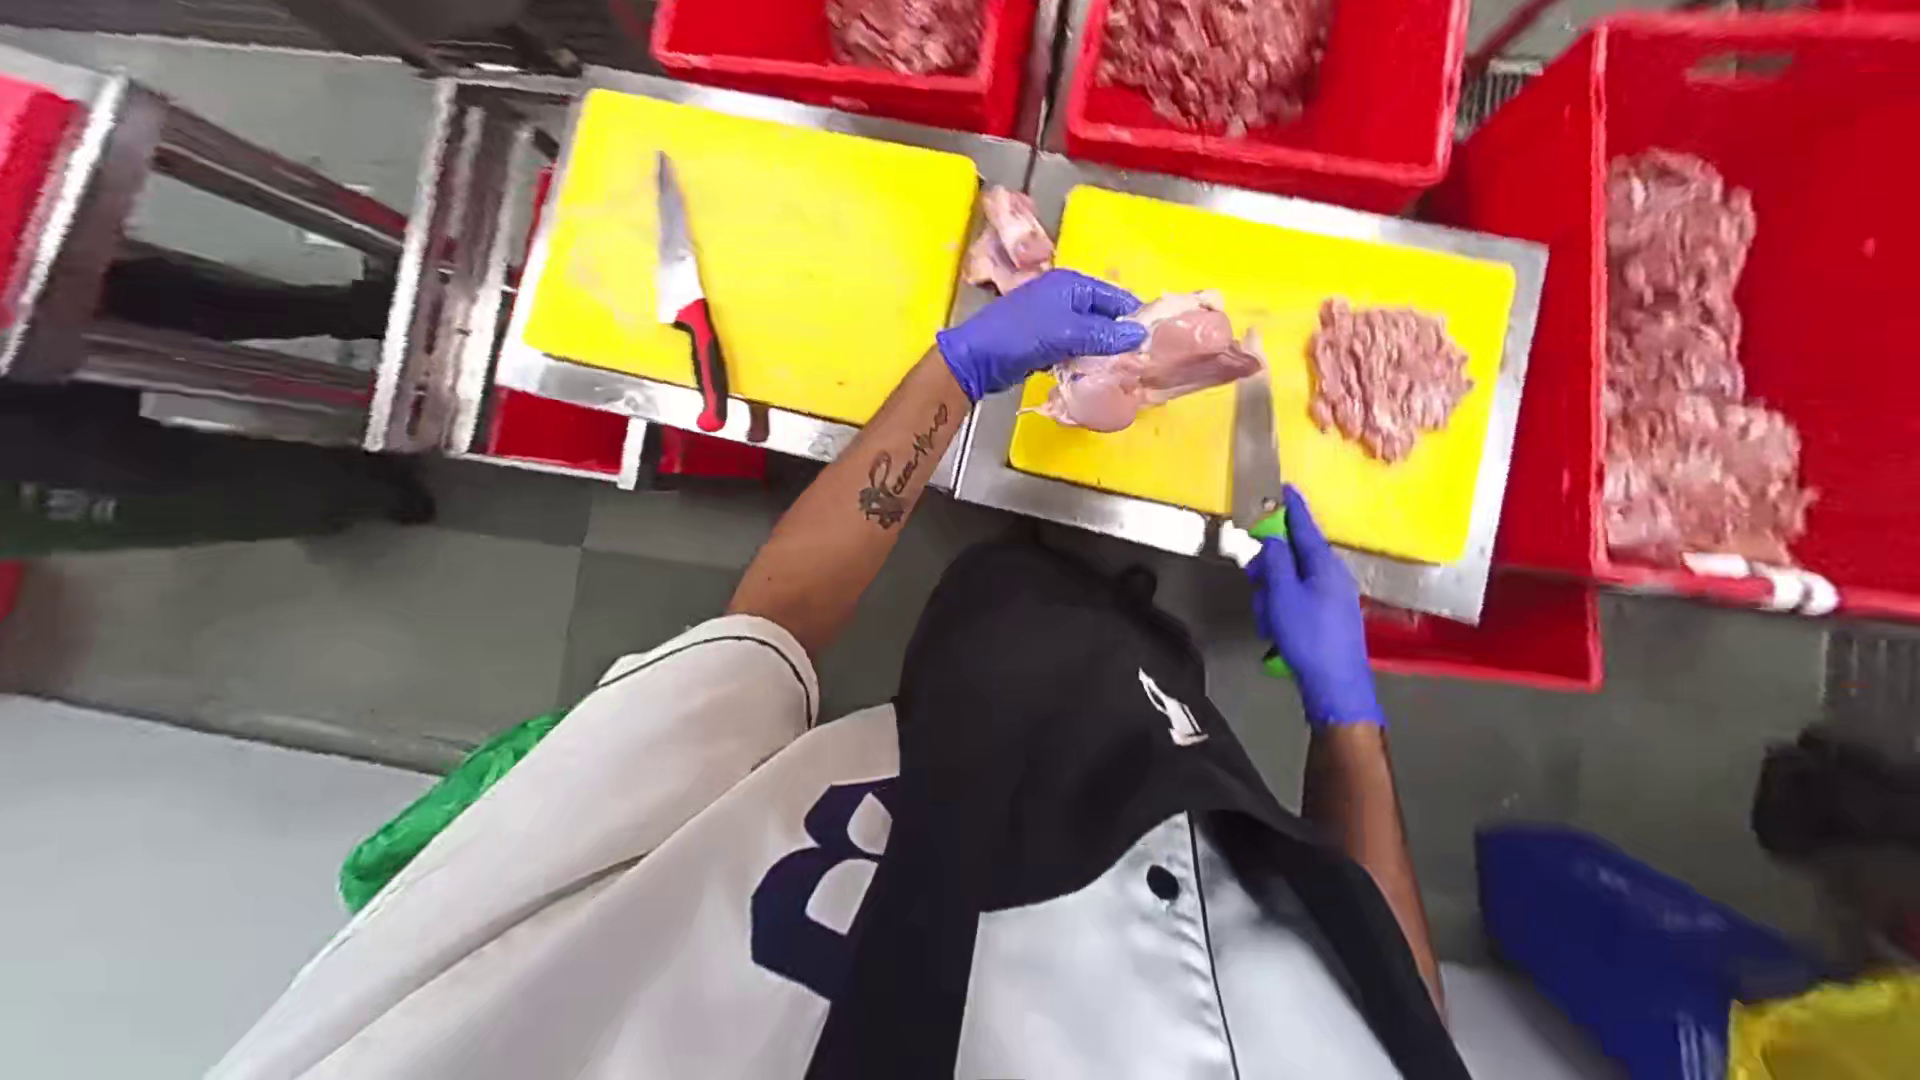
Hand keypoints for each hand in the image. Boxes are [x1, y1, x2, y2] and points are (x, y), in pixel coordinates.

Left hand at [934, 269, 1147, 401]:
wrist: (976, 359)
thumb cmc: (1020, 337)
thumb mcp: (1067, 333)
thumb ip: (1104, 334)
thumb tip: (1139, 335)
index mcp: (1072, 284)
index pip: (1116, 297)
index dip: (1133, 318)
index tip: (1152, 341)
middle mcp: (1064, 297)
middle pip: (1103, 316)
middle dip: (1118, 337)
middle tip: (1137, 360)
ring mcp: (1051, 319)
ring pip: (1088, 335)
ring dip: (1100, 352)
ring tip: (1118, 370)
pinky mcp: (1043, 342)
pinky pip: (1072, 348)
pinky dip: (1081, 359)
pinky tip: (1091, 374)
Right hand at [1246, 487, 1383, 728]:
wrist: (1336, 682)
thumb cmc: (1307, 634)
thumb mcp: (1282, 594)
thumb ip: (1275, 561)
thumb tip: (1272, 537)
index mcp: (1324, 565)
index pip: (1305, 527)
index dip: (1292, 507)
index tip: (1284, 487)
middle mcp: (1331, 575)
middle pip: (1293, 555)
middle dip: (1269, 565)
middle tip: (1255, 580)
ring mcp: (1332, 596)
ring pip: (1290, 580)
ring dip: (1272, 593)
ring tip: (1267, 617)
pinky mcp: (1327, 615)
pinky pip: (1297, 599)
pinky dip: (1281, 608)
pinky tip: (1275, 628)